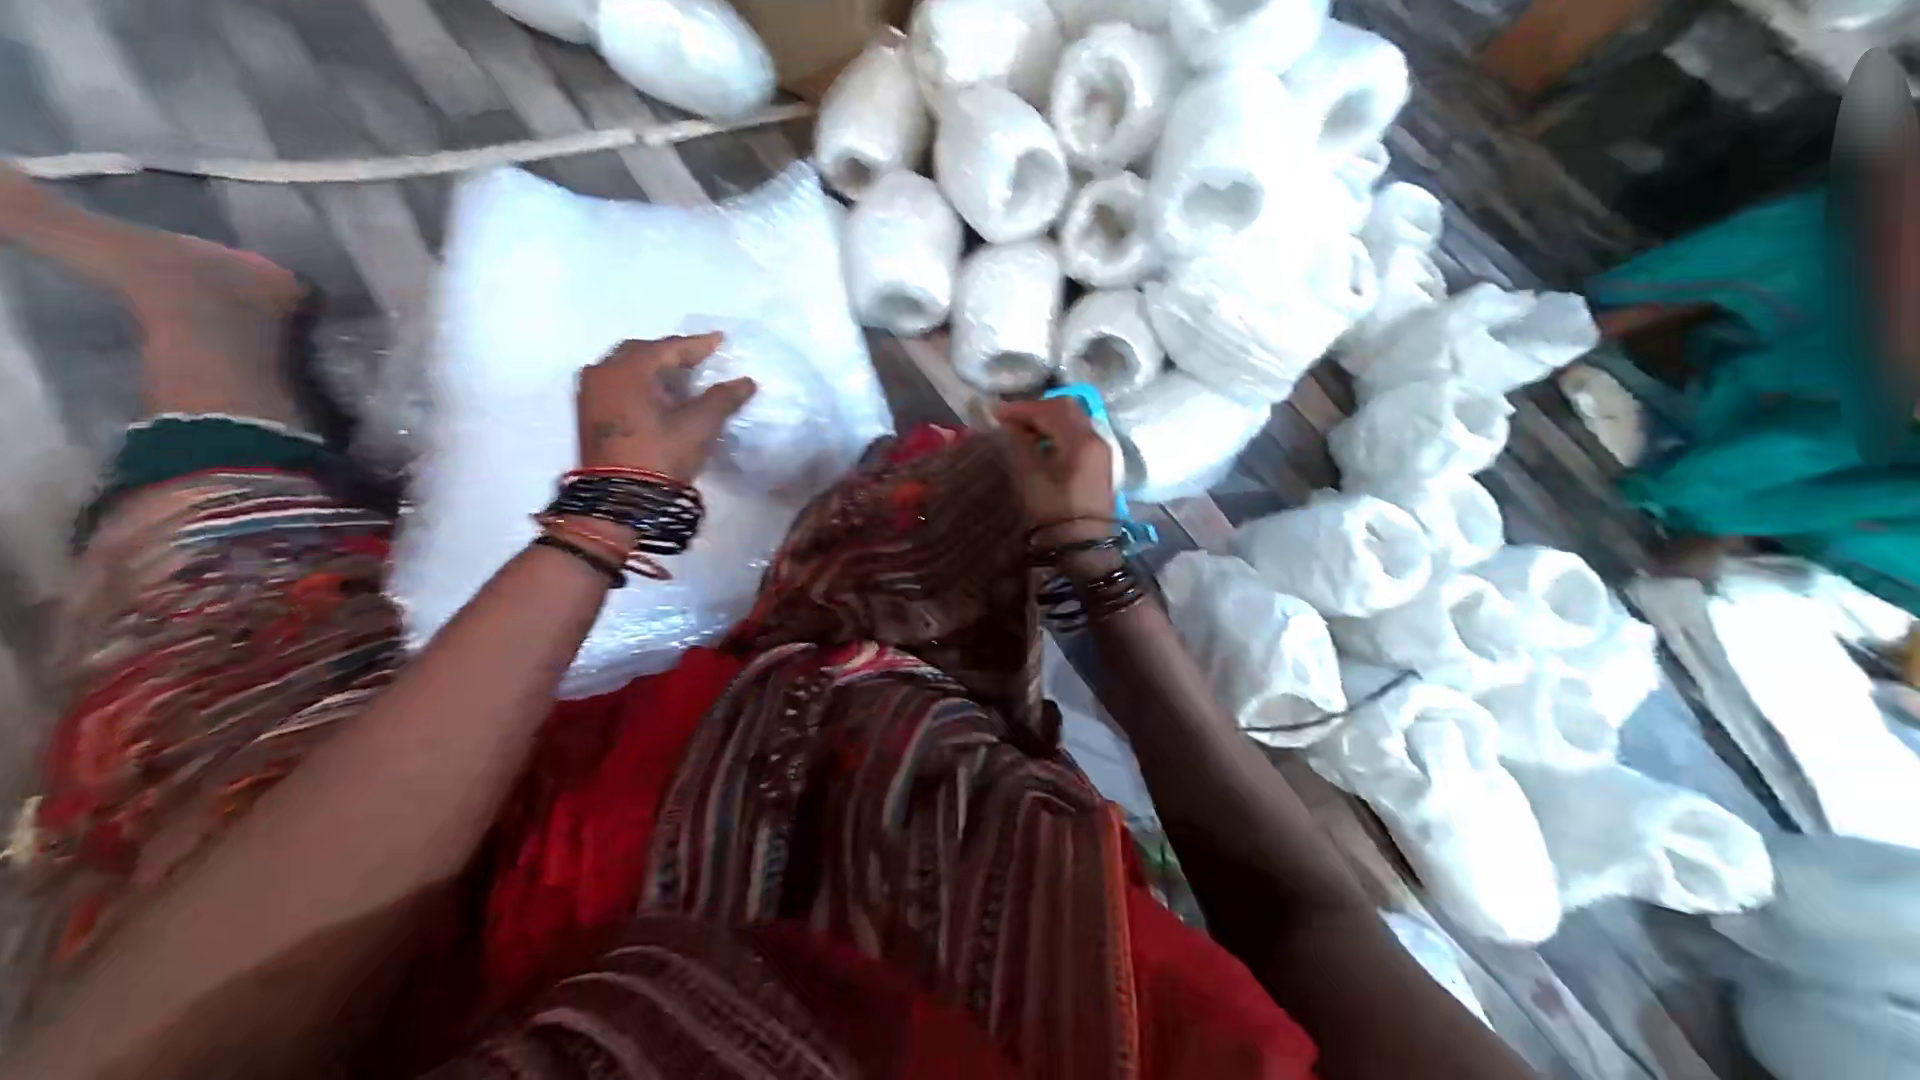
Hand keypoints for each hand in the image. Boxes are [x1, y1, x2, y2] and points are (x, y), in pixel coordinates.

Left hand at [576, 334, 754, 479]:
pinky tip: (658, 394)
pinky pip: (617, 383)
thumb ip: (723, 398)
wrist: (621, 500)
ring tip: (681, 376)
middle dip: (672, 353)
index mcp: (628, 369)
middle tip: (699, 358)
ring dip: (654, 368)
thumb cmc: (661, 455)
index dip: (698, 345)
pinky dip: (640, 382)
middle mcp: (603, 371)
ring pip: (627, 367)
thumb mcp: (699, 425)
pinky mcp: (588, 413)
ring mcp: (590, 392)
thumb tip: (746, 381)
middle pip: (643, 352)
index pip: (669, 348)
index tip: (720, 341)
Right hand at [995, 398, 1116, 544]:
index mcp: (1080, 440)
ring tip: (1021, 431)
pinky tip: (1040, 443)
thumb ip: (1017, 444)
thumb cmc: (1055, 513)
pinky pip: (1078, 433)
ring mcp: (1102, 449)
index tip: (995, 415)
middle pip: (1065, 408)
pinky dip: (1058, 430)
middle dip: (1035, 410)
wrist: (1086, 546)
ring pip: (1073, 419)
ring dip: (1047, 419)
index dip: (1020, 408)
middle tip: (1008, 420)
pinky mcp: (1100, 461)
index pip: (1050, 409)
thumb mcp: (1029, 477)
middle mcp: (1096, 438)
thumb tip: (1007, 425)